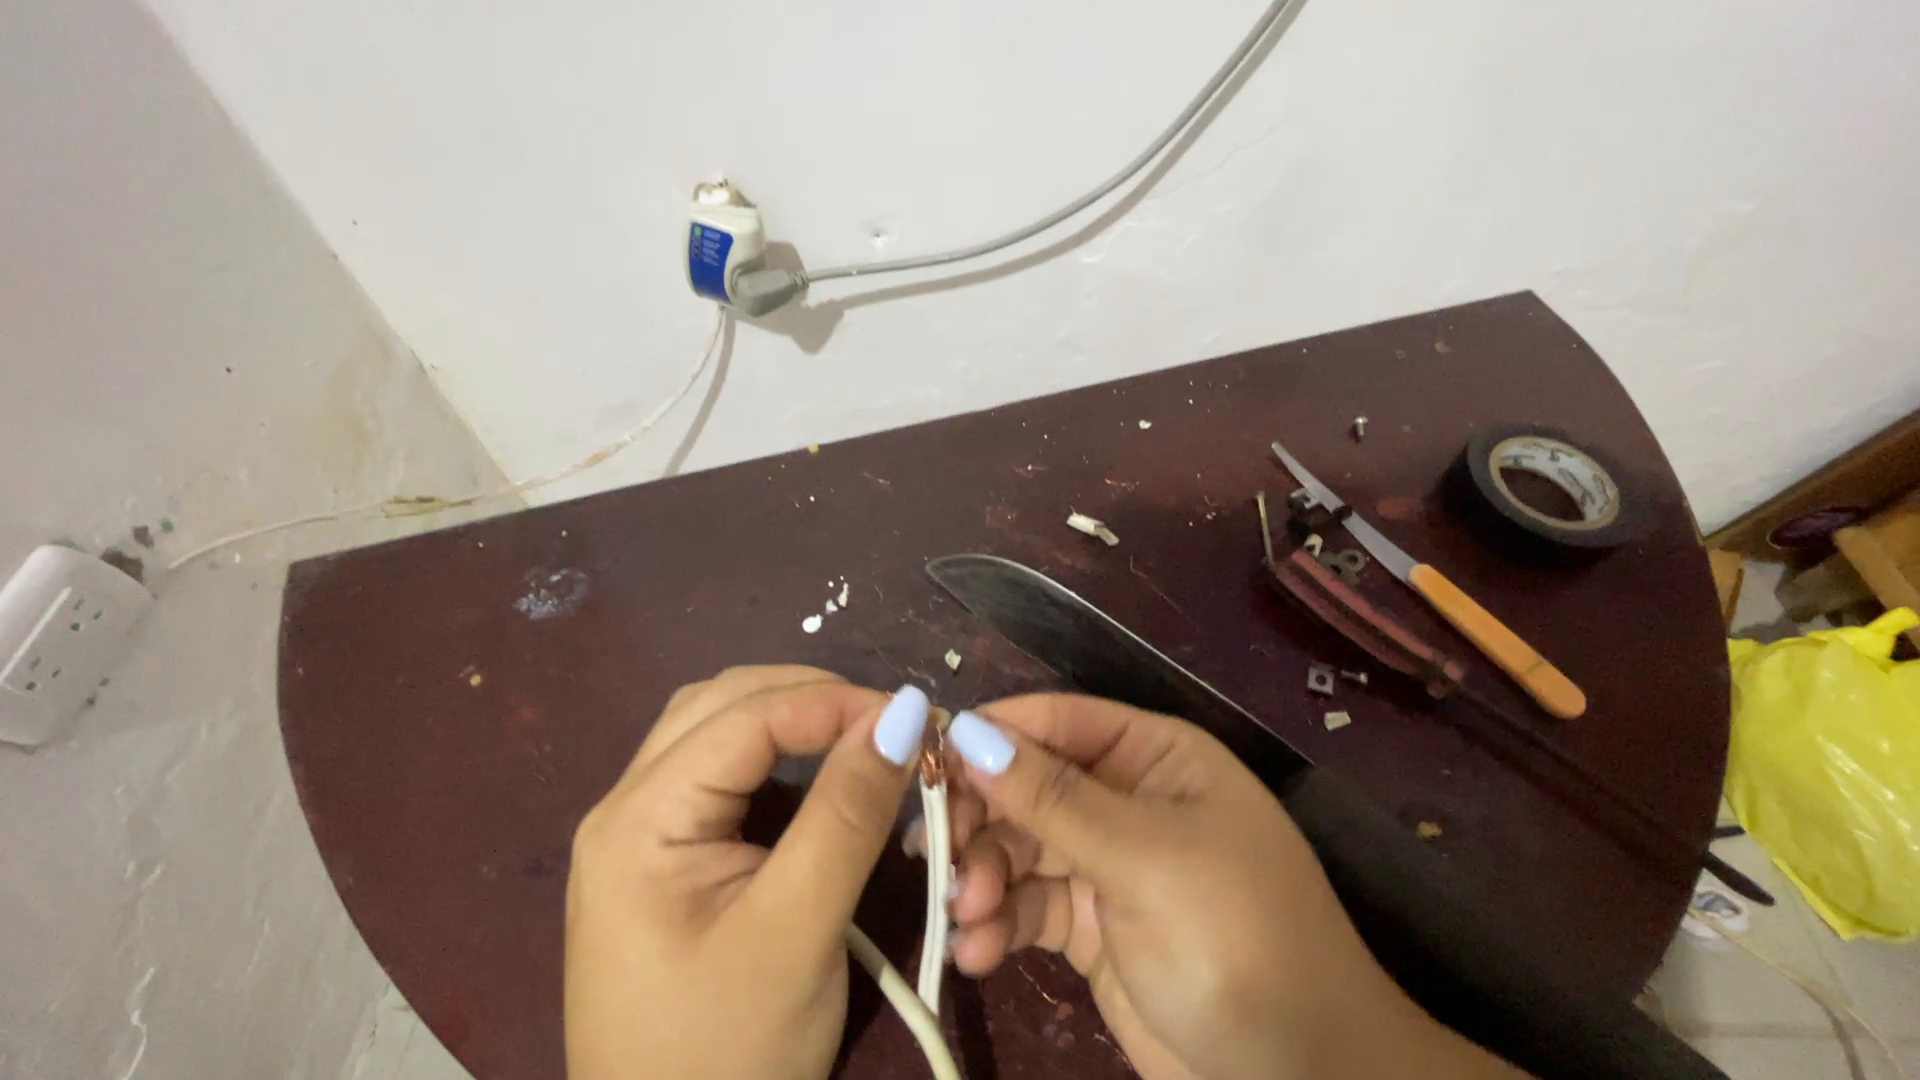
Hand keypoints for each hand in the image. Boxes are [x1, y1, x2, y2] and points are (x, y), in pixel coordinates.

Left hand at [565, 667, 930, 1079]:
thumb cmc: (731, 1053)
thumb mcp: (800, 930)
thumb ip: (848, 813)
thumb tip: (901, 713)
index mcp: (638, 820)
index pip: (745, 716)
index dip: (835, 700)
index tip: (917, 718)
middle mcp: (626, 808)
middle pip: (722, 706)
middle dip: (811, 697)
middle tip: (890, 724)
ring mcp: (639, 832)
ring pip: (719, 730)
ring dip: (792, 718)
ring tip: (860, 737)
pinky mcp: (665, 858)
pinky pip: (721, 773)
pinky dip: (776, 755)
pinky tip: (815, 771)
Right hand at [930, 695, 1523, 1079]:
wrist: (1302, 1077)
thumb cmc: (1238, 939)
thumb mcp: (1147, 860)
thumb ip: (1054, 799)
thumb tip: (968, 732)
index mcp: (1153, 757)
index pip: (1057, 722)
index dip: (992, 736)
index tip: (927, 763)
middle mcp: (1124, 798)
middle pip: (1027, 786)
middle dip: (981, 820)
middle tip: (939, 856)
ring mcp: (1105, 864)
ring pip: (1018, 848)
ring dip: (982, 878)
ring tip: (966, 916)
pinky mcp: (1089, 926)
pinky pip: (1027, 905)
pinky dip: (998, 924)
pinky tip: (977, 952)